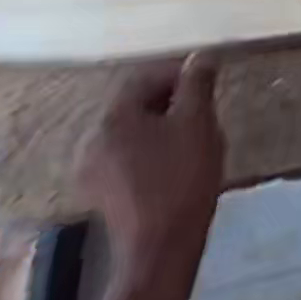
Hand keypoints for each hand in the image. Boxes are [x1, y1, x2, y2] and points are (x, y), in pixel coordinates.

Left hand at [76, 56, 223, 275]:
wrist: (162, 242)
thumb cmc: (183, 174)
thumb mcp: (198, 122)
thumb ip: (198, 84)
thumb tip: (201, 56)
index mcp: (113, 120)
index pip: (143, 78)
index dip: (178, 72)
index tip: (209, 79)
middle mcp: (92, 140)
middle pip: (134, 104)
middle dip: (171, 98)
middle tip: (206, 106)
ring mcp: (92, 169)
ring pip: (131, 130)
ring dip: (162, 123)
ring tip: (195, 133)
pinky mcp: (101, 191)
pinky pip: (127, 154)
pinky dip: (151, 147)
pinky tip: (175, 159)